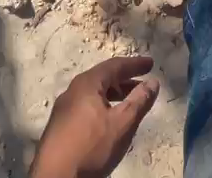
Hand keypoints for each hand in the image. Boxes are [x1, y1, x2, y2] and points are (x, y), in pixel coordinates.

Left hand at [30, 56, 158, 177]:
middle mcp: (71, 92)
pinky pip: (84, 107)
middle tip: (142, 83)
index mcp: (86, 84)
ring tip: (128, 103)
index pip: (114, 66)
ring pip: (93, 95)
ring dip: (113, 95)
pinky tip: (107, 121)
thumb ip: (139, 101)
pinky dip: (101, 107)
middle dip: (124, 80)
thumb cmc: (91, 147)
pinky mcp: (58, 128)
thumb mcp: (122, 124)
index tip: (151, 64)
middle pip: (102, 79)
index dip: (134, 64)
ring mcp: (62, 110)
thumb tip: (153, 82)